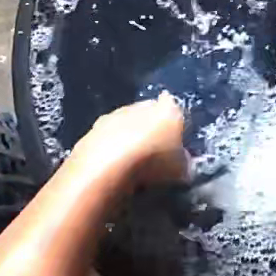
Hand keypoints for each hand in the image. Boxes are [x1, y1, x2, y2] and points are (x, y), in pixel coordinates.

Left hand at [70, 94, 188, 188]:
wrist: (105, 168)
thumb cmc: (153, 163)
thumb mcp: (181, 170)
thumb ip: (184, 163)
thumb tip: (184, 164)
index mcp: (167, 108)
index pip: (175, 109)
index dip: (174, 126)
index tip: (174, 144)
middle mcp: (140, 105)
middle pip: (148, 114)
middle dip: (150, 129)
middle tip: (154, 154)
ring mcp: (113, 116)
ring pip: (124, 125)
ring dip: (127, 139)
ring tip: (130, 165)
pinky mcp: (91, 130)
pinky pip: (105, 139)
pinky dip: (108, 150)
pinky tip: (110, 169)